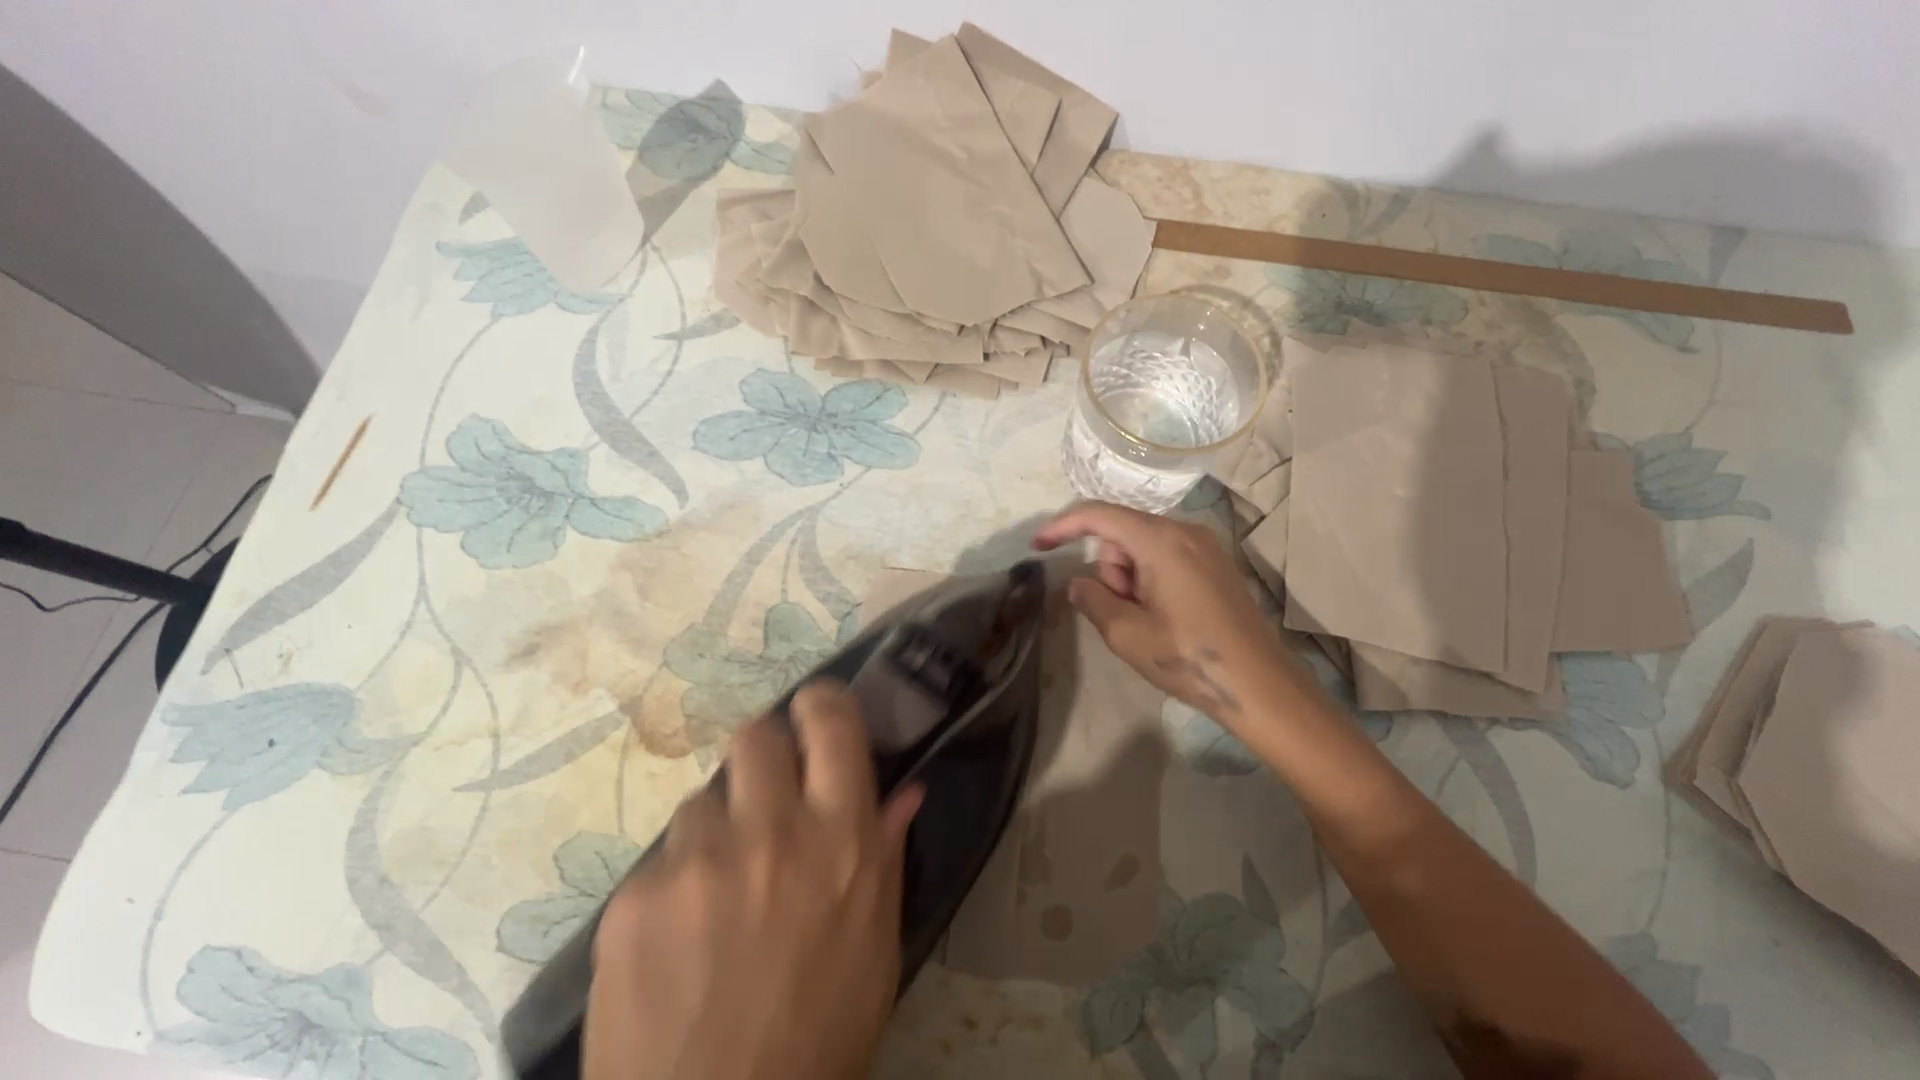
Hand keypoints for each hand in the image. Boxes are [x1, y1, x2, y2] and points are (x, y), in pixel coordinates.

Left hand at [584, 681, 922, 1079]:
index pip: (831, 722)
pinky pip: (659, 862)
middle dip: (762, 760)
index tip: (815, 714)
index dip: (821, 705)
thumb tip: (904, 791)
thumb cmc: (821, 1037)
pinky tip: (678, 941)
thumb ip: (885, 856)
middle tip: (763, 805)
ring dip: (715, 831)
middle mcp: (771, 832)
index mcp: (842, 842)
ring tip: (718, 896)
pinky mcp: (635, 896)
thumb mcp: (877, 949)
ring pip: (702, 803)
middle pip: (754, 736)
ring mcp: (697, 860)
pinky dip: (673, 886)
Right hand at [1032, 501, 1315, 721]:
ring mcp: (1206, 546)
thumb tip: (1078, 583)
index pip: (1100, 516)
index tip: (1038, 546)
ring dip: (1131, 578)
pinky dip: (1151, 578)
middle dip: (1110, 569)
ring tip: (1147, 620)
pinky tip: (1164, 615)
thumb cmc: (1190, 657)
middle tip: (1123, 613)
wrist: (1259, 684)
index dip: (1063, 526)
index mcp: (1162, 541)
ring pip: (1143, 546)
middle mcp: (1186, 531)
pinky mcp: (1216, 564)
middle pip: (1122, 533)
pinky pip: (1166, 556)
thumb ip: (1092, 600)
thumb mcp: (1126, 634)